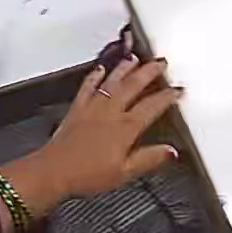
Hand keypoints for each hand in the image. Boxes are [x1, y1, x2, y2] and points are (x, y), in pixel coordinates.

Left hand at [0, 56, 182, 228]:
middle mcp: (110, 113)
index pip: (151, 107)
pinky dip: (95, 76)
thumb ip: (149, 159)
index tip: (177, 90)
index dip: (167, 97)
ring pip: (112, 82)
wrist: (54, 171)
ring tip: (135, 58)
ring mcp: (92, 108)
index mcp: (125, 128)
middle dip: (149, 72)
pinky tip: (99, 69)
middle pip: (133, 86)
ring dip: (125, 68)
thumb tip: (171, 151)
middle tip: (161, 63)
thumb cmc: (87, 174)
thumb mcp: (125, 173)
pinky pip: (88, 87)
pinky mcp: (77, 109)